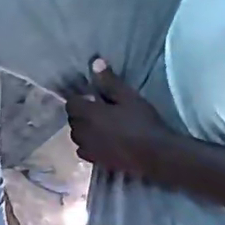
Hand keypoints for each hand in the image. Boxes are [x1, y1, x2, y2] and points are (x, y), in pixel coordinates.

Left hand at [66, 58, 173, 176]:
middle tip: (98, 109)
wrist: (153, 154)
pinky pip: (83, 150)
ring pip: (76, 136)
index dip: (79, 99)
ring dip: (83, 129)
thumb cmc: (141, 122)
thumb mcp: (128, 97)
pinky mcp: (94, 161)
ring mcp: (87, 148)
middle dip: (80, 113)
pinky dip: (87, 144)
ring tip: (99, 125)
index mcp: (88, 114)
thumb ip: (109, 82)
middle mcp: (82, 132)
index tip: (92, 97)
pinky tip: (100, 141)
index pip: (71, 104)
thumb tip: (95, 63)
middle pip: (72, 120)